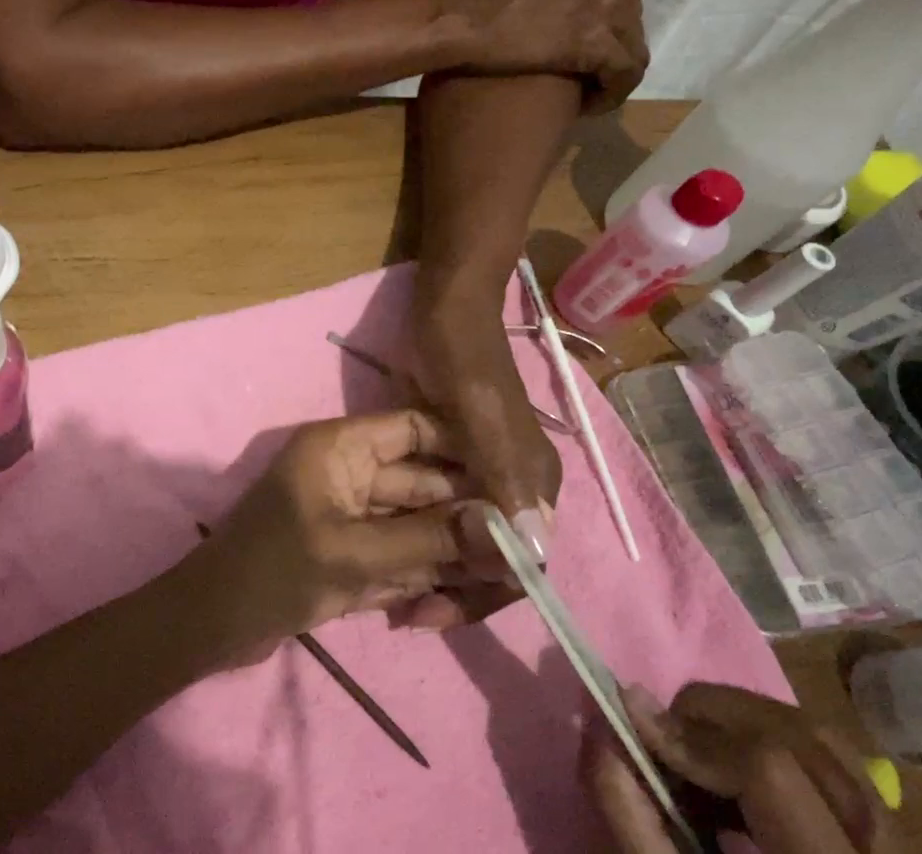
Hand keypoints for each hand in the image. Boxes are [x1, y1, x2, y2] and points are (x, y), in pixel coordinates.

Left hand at [187, 411, 505, 661]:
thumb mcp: (354, 553)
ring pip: (423, 524)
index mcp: (342, 448)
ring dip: (454, 556)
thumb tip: (507, 532)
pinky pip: (406, 556)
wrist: (213, 624)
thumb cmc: (274, 570)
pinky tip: (446, 608)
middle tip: (521, 557)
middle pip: (430, 483)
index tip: (519, 484)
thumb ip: (431, 539)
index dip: (468, 449)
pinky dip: (427, 579)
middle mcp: (353, 473)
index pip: (418, 428)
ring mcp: (356, 516)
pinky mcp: (355, 555)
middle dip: (471, 519)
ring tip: (495, 590)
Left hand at [384, 295, 560, 630]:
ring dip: (432, 569)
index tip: (440, 607)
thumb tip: (532, 556)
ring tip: (395, 599)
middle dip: (454, 584)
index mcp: (529, 478)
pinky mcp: (451, 468)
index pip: (520, 552)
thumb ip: (491, 485)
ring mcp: (482, 475)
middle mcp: (512, 483)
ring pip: (459, 541)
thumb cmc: (457, 357)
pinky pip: (438, 518)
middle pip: (488, 553)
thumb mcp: (473, 418)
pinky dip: (418, 541)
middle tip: (410, 614)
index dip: (485, 583)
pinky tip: (388, 561)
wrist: (446, 307)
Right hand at [445, 0, 666, 113]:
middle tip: (578, 71)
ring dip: (609, 76)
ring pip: (633, 51)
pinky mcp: (597, 46)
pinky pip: (624, 76)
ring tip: (583, 93)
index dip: (606, 20)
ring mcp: (609, 10)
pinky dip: (609, 94)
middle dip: (608, 49)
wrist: (466, 21)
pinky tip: (586, 105)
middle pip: (630, 22)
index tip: (583, 37)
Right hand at [584, 683, 899, 853]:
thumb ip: (630, 813)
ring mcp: (897, 834)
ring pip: (814, 733)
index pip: (767, 768)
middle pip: (796, 733)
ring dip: (735, 727)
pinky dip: (765, 742)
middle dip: (708, 720)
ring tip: (694, 762)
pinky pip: (827, 753)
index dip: (689, 734)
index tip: (627, 720)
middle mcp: (882, 848)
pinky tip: (734, 780)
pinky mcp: (887, 823)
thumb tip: (602, 725)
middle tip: (659, 746)